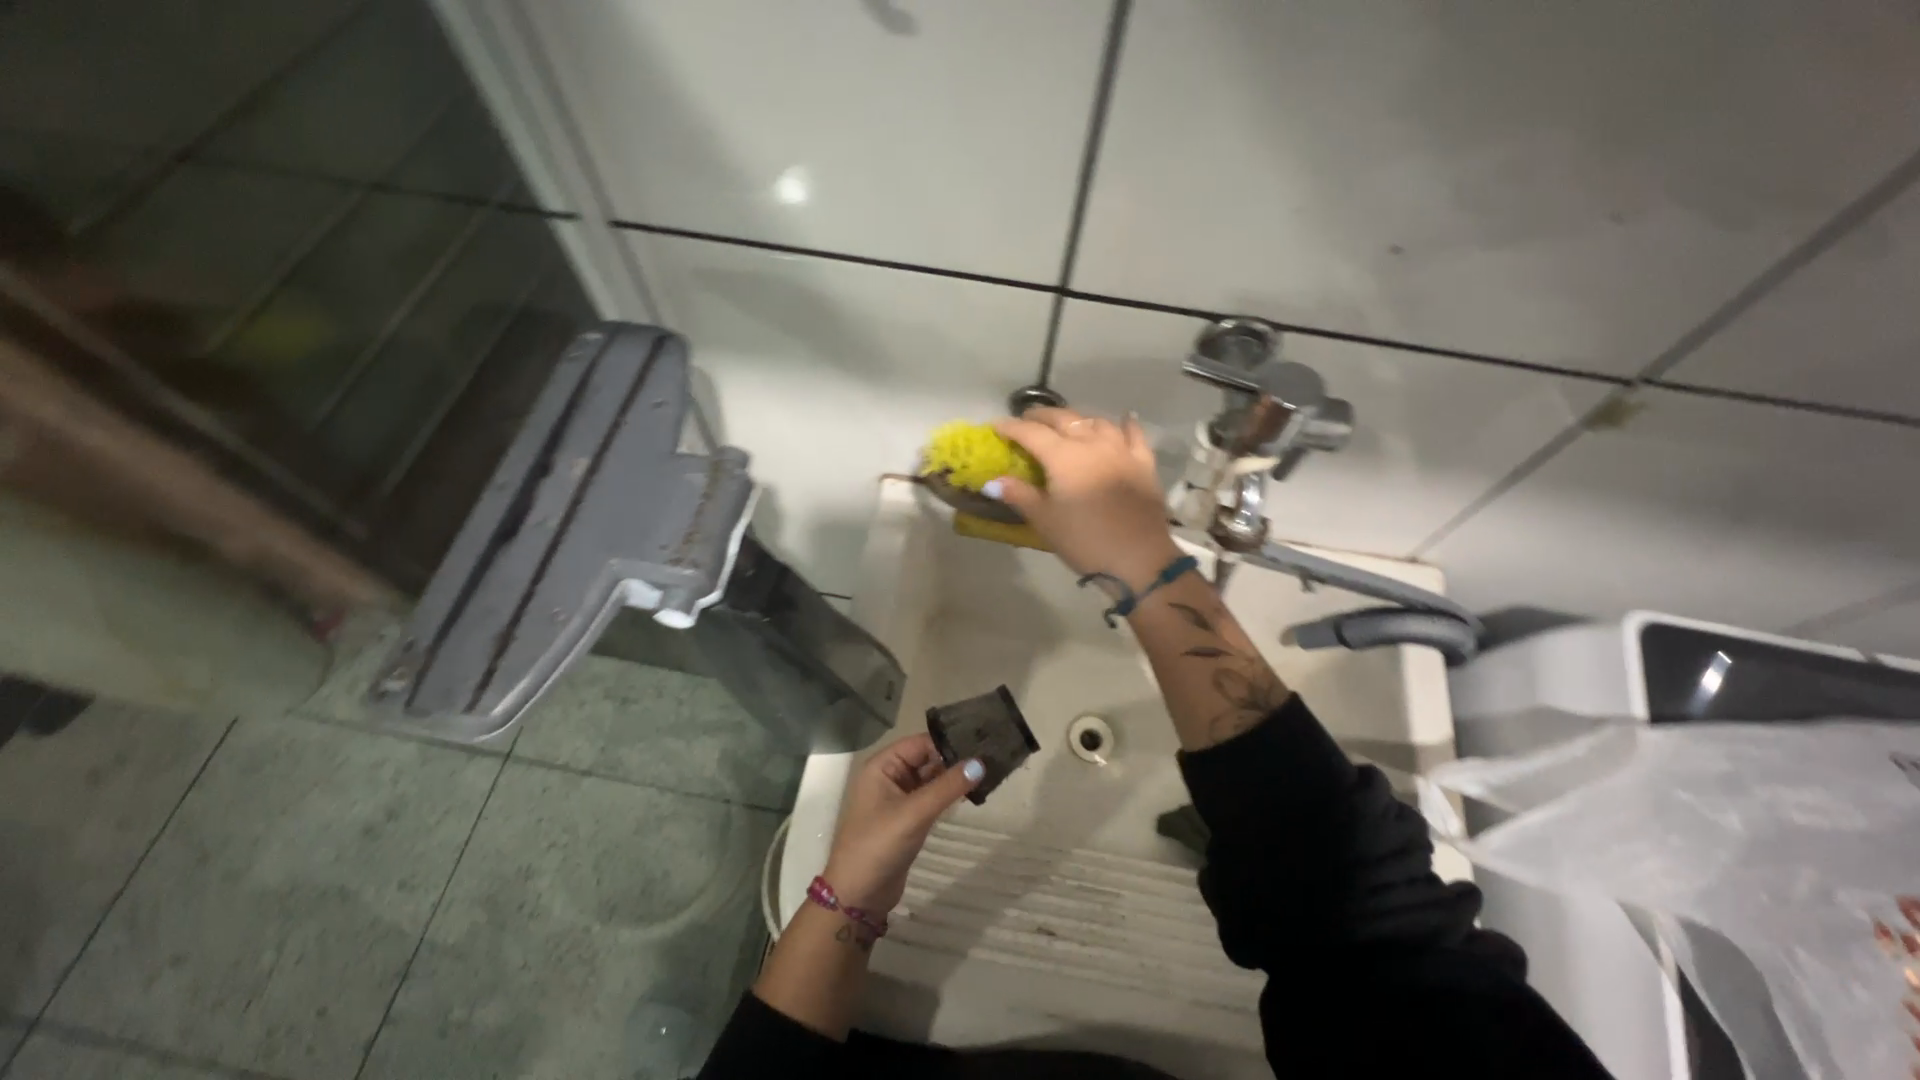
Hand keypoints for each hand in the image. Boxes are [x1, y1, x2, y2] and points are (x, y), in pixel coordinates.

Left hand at [822, 734, 981, 912]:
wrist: (858, 895)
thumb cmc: (878, 845)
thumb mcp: (914, 813)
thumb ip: (948, 787)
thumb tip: (982, 761)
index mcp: (882, 766)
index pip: (921, 743)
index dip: (949, 742)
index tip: (983, 742)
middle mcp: (890, 777)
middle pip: (927, 758)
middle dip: (955, 759)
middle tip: (994, 756)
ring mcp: (899, 799)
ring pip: (932, 779)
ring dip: (955, 778)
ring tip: (990, 772)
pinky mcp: (908, 819)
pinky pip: (932, 798)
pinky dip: (949, 795)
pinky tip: (973, 794)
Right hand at [990, 407, 1181, 587]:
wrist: (1139, 559)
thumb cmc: (1085, 540)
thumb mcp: (1046, 521)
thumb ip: (1019, 495)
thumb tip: (993, 481)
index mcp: (1063, 456)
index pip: (1031, 433)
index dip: (1011, 427)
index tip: (996, 426)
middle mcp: (1092, 443)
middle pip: (1064, 419)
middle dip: (1042, 417)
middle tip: (1026, 421)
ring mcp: (1121, 450)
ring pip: (1097, 422)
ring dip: (1078, 420)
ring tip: (1068, 426)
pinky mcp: (1144, 464)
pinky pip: (1134, 435)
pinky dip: (1126, 425)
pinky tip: (1125, 419)